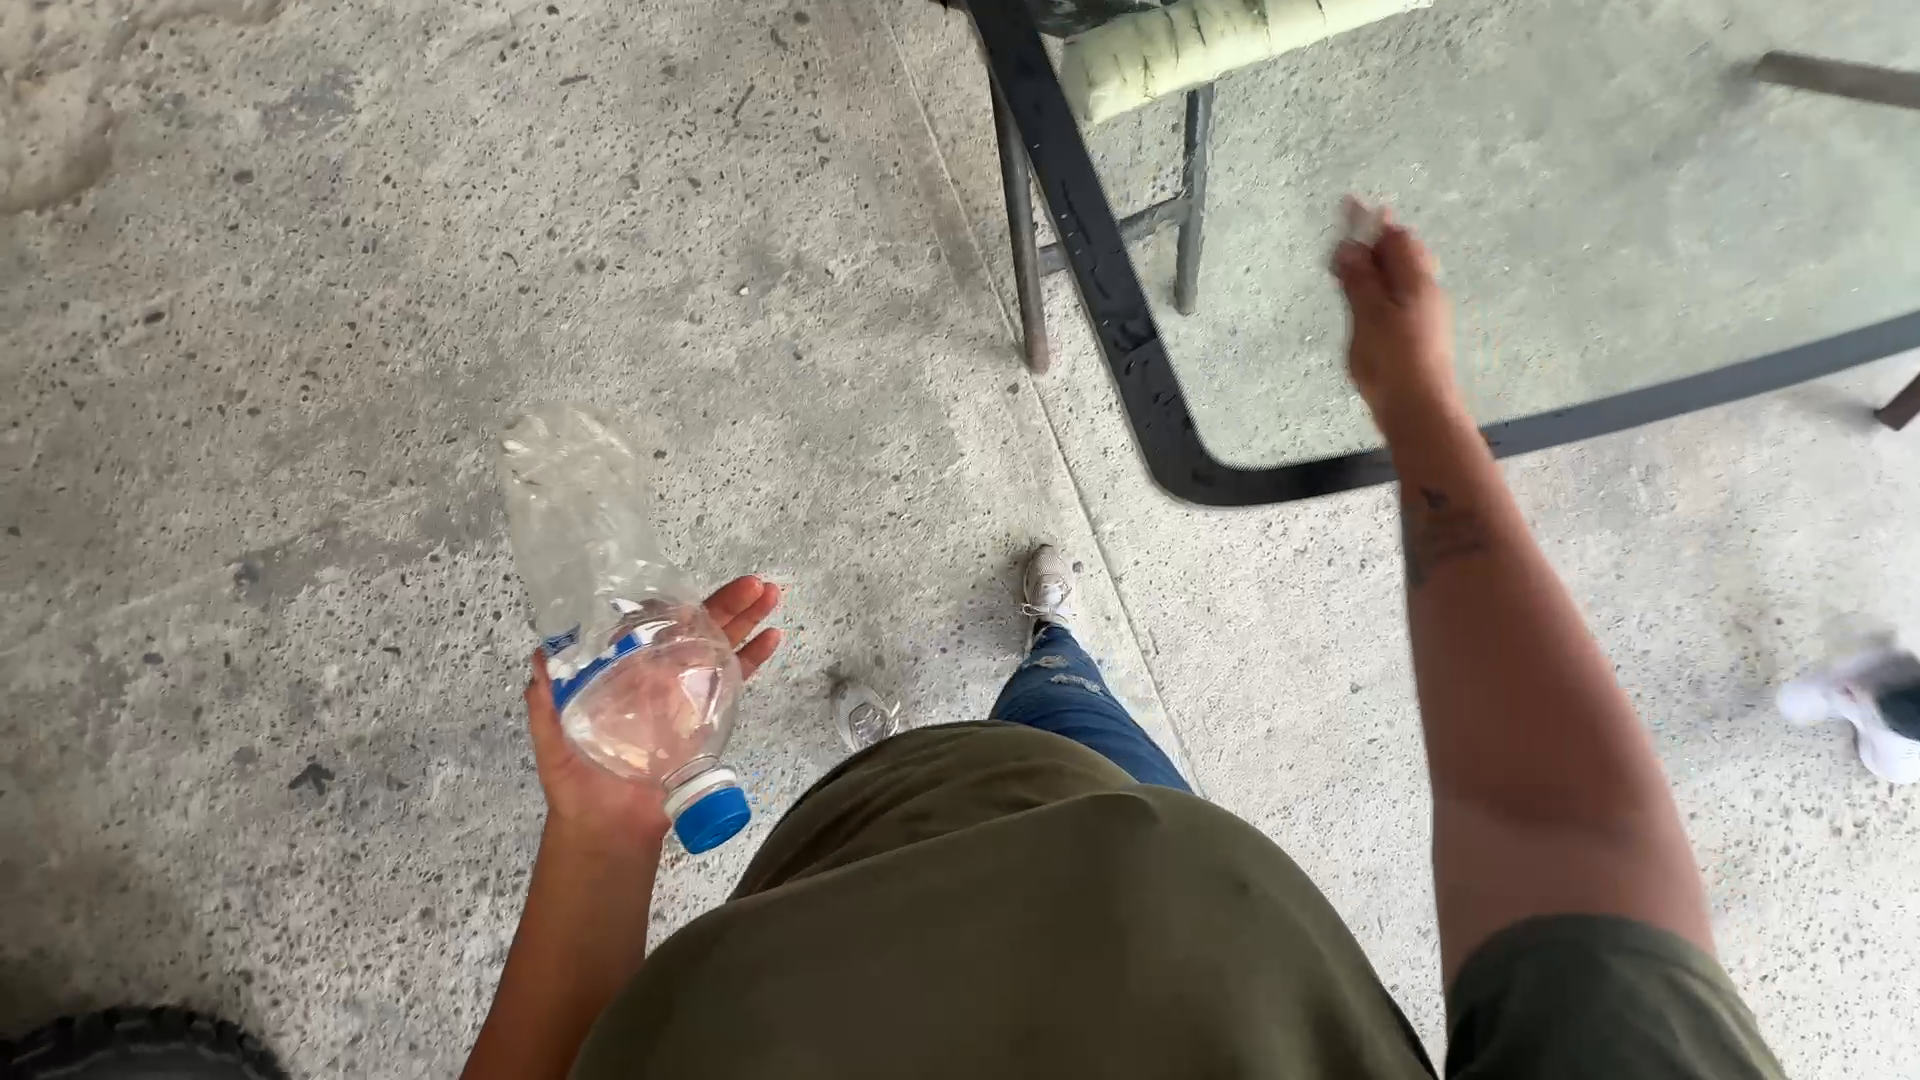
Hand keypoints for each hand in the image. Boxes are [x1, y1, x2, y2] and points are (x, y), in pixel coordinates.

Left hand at [523, 576, 784, 844]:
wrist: (610, 829)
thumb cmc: (579, 783)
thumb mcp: (554, 738)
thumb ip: (548, 701)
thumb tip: (542, 654)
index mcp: (628, 669)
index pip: (654, 624)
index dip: (676, 603)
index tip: (690, 590)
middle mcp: (662, 672)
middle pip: (699, 627)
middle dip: (727, 602)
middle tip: (753, 583)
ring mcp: (689, 690)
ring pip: (723, 644)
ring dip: (748, 618)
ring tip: (770, 594)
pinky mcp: (710, 713)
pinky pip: (737, 679)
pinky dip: (756, 656)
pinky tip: (773, 636)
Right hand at [1331, 201, 1462, 429]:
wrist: (1417, 404)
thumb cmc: (1393, 359)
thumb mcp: (1370, 316)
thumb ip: (1359, 281)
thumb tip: (1349, 249)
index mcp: (1415, 280)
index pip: (1394, 238)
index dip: (1371, 221)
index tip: (1350, 204)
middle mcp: (1424, 290)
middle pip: (1402, 253)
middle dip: (1376, 240)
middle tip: (1351, 233)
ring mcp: (1422, 312)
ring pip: (1401, 276)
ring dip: (1378, 263)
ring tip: (1353, 262)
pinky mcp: (1415, 332)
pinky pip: (1396, 296)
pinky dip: (1379, 286)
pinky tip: (1367, 297)